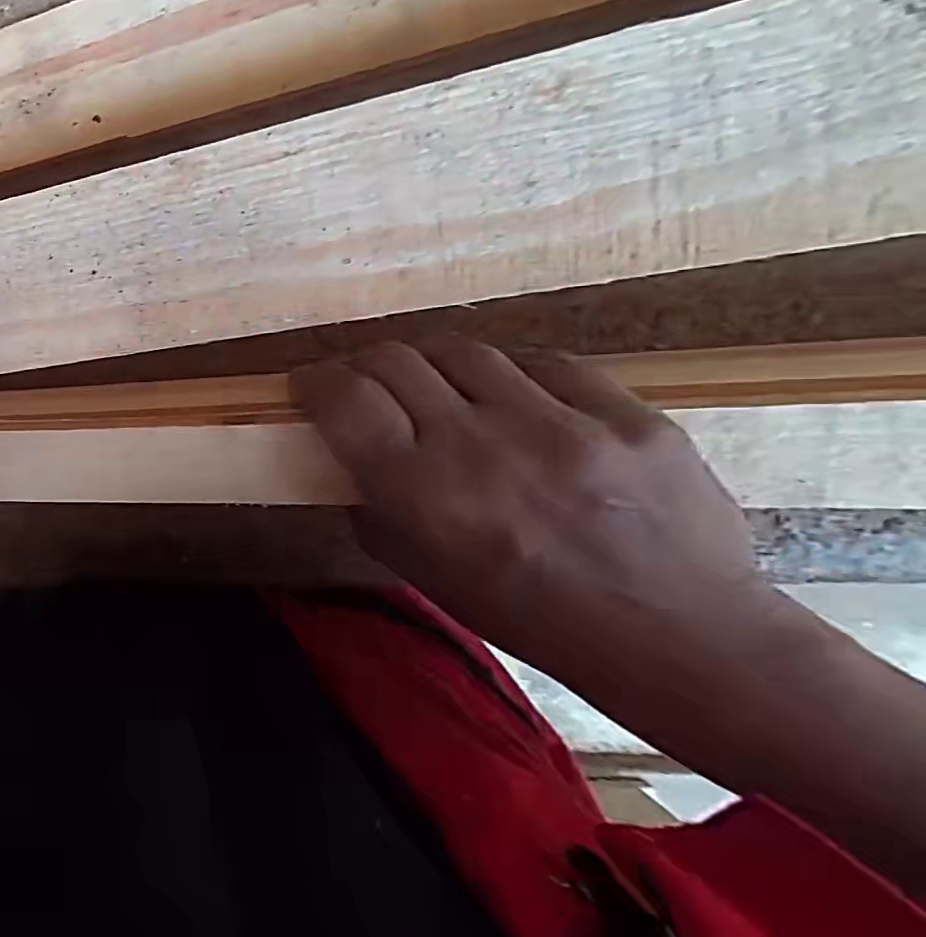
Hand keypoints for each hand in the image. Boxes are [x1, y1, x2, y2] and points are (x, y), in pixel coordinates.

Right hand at [289, 336, 779, 681]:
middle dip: (362, 363)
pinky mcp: (627, 415)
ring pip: (462, 350)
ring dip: (429, 361)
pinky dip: (504, 371)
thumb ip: (373, 503)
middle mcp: (480, 447)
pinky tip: (506, 393)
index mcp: (421, 493)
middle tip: (363, 380)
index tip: (309, 382)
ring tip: (433, 383)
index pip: (346, 400)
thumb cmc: (523, 611)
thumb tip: (350, 454)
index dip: (315, 379)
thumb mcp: (418, 569)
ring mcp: (560, 426)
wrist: (676, 636)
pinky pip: (541, 363)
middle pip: (394, 359)